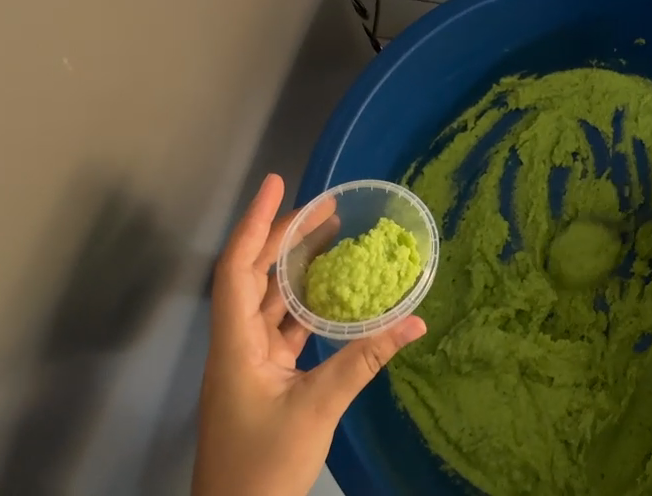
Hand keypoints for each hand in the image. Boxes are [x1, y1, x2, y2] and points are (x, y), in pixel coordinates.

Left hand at [192, 174, 426, 495]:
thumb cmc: (262, 467)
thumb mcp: (317, 410)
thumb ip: (364, 361)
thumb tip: (416, 322)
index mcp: (235, 345)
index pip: (237, 268)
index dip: (255, 223)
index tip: (275, 184)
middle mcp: (237, 345)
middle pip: (256, 276)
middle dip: (286, 236)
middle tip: (326, 205)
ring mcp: (250, 363)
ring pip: (270, 300)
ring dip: (297, 266)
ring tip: (333, 233)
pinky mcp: (265, 380)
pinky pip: (284, 327)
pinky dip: (307, 303)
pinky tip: (334, 291)